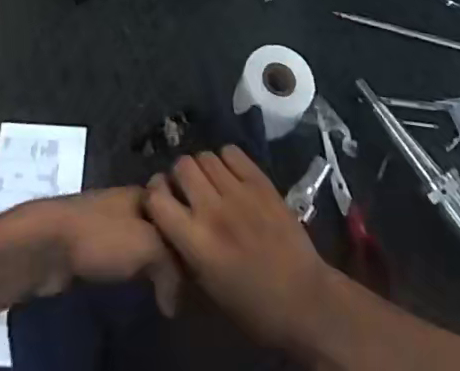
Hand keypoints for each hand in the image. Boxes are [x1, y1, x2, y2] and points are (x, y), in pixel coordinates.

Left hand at [7, 189, 181, 314]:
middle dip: (176, 248)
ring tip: (172, 287)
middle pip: (164, 225)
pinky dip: (136, 271)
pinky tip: (142, 286)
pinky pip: (126, 257)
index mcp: (146, 193)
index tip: (211, 255)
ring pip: (144, 242)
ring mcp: (110, 224)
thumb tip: (175, 303)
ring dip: (155, 263)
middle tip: (193, 279)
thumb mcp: (148, 245)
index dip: (197, 228)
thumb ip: (171, 267)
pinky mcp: (94, 246)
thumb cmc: (100, 236)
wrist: (47, 244)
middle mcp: (130, 203)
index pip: (183, 205)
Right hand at [145, 146, 338, 349]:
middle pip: (182, 167)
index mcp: (196, 243)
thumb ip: (183, 251)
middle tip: (189, 191)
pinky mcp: (262, 183)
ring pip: (206, 156)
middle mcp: (213, 211)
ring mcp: (240, 193)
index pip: (157, 198)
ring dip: (203, 168)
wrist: (305, 299)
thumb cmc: (252, 306)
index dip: (154, 195)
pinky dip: (226, 160)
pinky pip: (233, 153)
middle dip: (180, 177)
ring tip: (212, 183)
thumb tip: (167, 226)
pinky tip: (231, 176)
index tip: (162, 202)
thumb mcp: (206, 288)